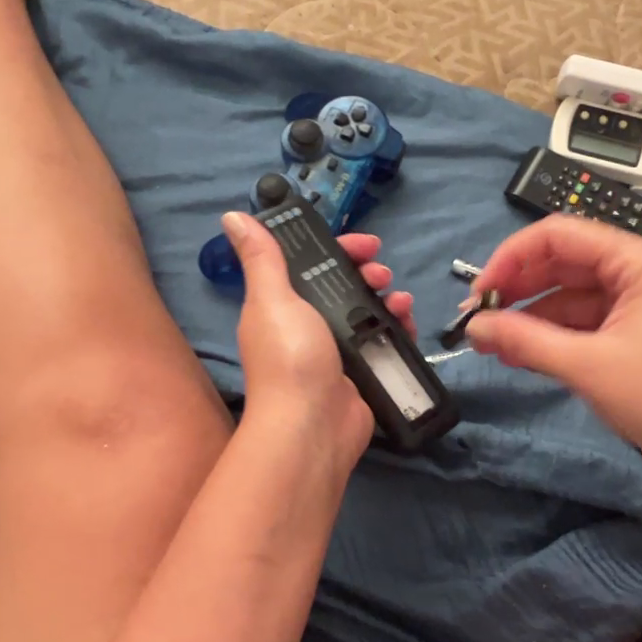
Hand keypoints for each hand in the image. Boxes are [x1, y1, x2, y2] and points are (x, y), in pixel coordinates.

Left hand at [220, 212, 416, 474]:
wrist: (312, 425)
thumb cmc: (290, 356)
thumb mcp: (272, 299)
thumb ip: (261, 258)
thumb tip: (233, 216)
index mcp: (283, 304)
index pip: (313, 265)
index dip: (339, 248)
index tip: (365, 244)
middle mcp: (309, 324)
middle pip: (345, 286)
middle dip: (369, 273)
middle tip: (382, 275)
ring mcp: (338, 349)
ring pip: (369, 311)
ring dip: (388, 298)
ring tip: (400, 300)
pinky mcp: (363, 370)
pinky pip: (385, 339)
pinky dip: (399, 327)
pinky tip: (408, 322)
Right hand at [465, 215, 641, 469]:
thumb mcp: (587, 367)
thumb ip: (525, 341)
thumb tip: (472, 327)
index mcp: (640, 260)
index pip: (561, 234)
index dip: (512, 258)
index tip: (480, 294)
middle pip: (566, 261)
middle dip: (520, 288)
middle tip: (479, 319)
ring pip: (574, 293)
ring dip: (534, 315)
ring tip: (494, 344)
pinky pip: (589, 318)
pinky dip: (557, 333)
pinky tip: (526, 353)